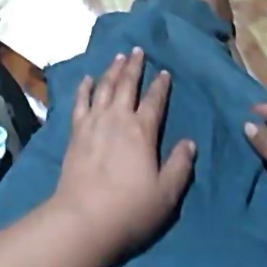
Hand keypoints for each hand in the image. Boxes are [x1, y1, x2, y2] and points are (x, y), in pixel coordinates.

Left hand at [46, 47, 195, 259]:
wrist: (85, 216)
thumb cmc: (131, 208)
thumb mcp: (166, 194)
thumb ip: (180, 165)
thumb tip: (190, 142)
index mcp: (142, 131)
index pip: (155, 101)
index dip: (160, 86)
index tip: (164, 71)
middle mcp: (117, 117)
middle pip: (127, 85)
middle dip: (134, 66)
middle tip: (137, 50)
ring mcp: (94, 121)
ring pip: (105, 87)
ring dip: (112, 70)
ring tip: (118, 56)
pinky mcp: (76, 129)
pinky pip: (81, 101)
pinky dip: (85, 87)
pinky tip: (87, 78)